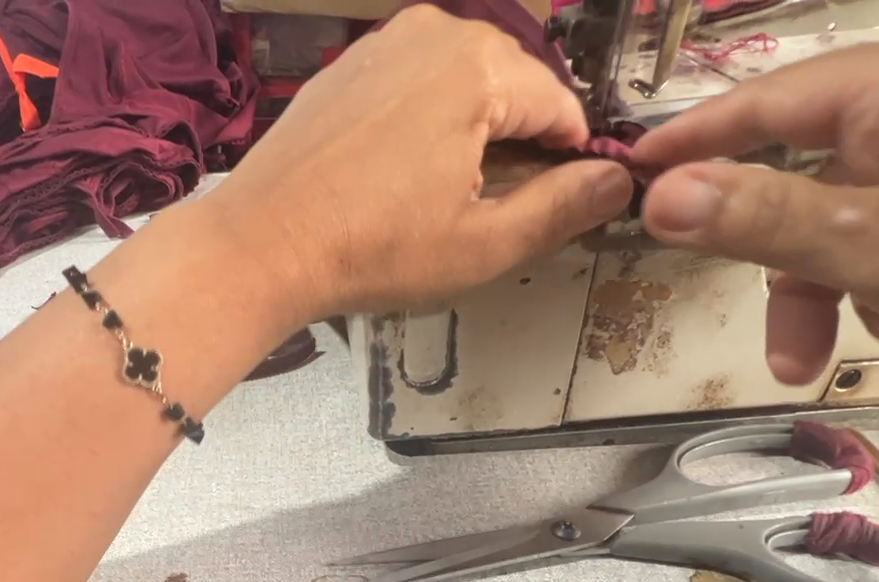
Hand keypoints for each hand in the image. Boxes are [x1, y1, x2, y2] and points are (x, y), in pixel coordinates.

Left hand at [207, 5, 633, 320]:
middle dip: (514, 143)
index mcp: (478, 67)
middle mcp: (432, 32)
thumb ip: (559, 209)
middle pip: (509, 85)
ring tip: (439, 197)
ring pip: (459, 82)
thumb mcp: (479, 246)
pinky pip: (410, 84)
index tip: (556, 204)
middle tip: (487, 210)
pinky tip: (398, 174)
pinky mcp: (344, 67)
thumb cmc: (372, 251)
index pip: (558, 104)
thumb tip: (617, 181)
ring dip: (468, 133)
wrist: (260, 247)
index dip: (567, 159)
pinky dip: (422, 122)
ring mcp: (379, 43)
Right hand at [631, 20, 878, 415]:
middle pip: (813, 187)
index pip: (768, 101)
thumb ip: (758, 219)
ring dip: (861, 301)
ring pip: (859, 230)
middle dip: (800, 277)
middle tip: (783, 351)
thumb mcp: (876, 244)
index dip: (692, 142)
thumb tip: (657, 196)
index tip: (628, 176)